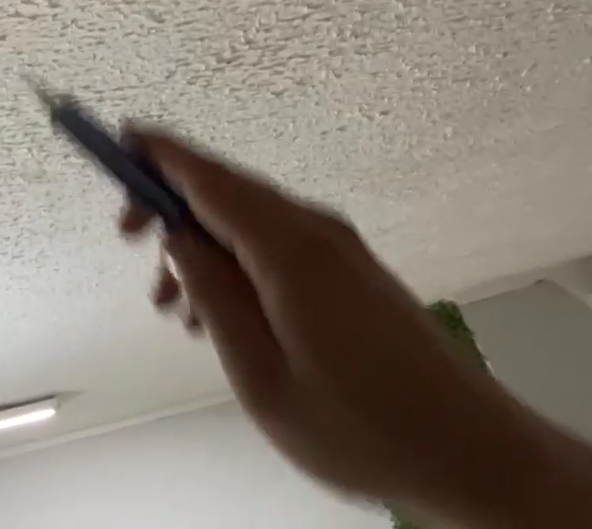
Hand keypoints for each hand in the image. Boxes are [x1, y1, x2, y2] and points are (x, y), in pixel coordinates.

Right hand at [118, 132, 533, 518]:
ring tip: (176, 306)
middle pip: (222, 190)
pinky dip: (233, 258)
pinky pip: (272, 241)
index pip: (207, 178)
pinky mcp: (345, 266)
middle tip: (128, 239)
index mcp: (289, 248)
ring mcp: (334, 245)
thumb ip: (211, 295)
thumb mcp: (261, 374)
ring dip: (199, 243)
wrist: (473, 452)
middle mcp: (313, 230)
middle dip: (167, 205)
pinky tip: (221, 312)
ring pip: (244, 220)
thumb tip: (177, 238)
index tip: (117, 139)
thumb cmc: (366, 426)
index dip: (157, 154)